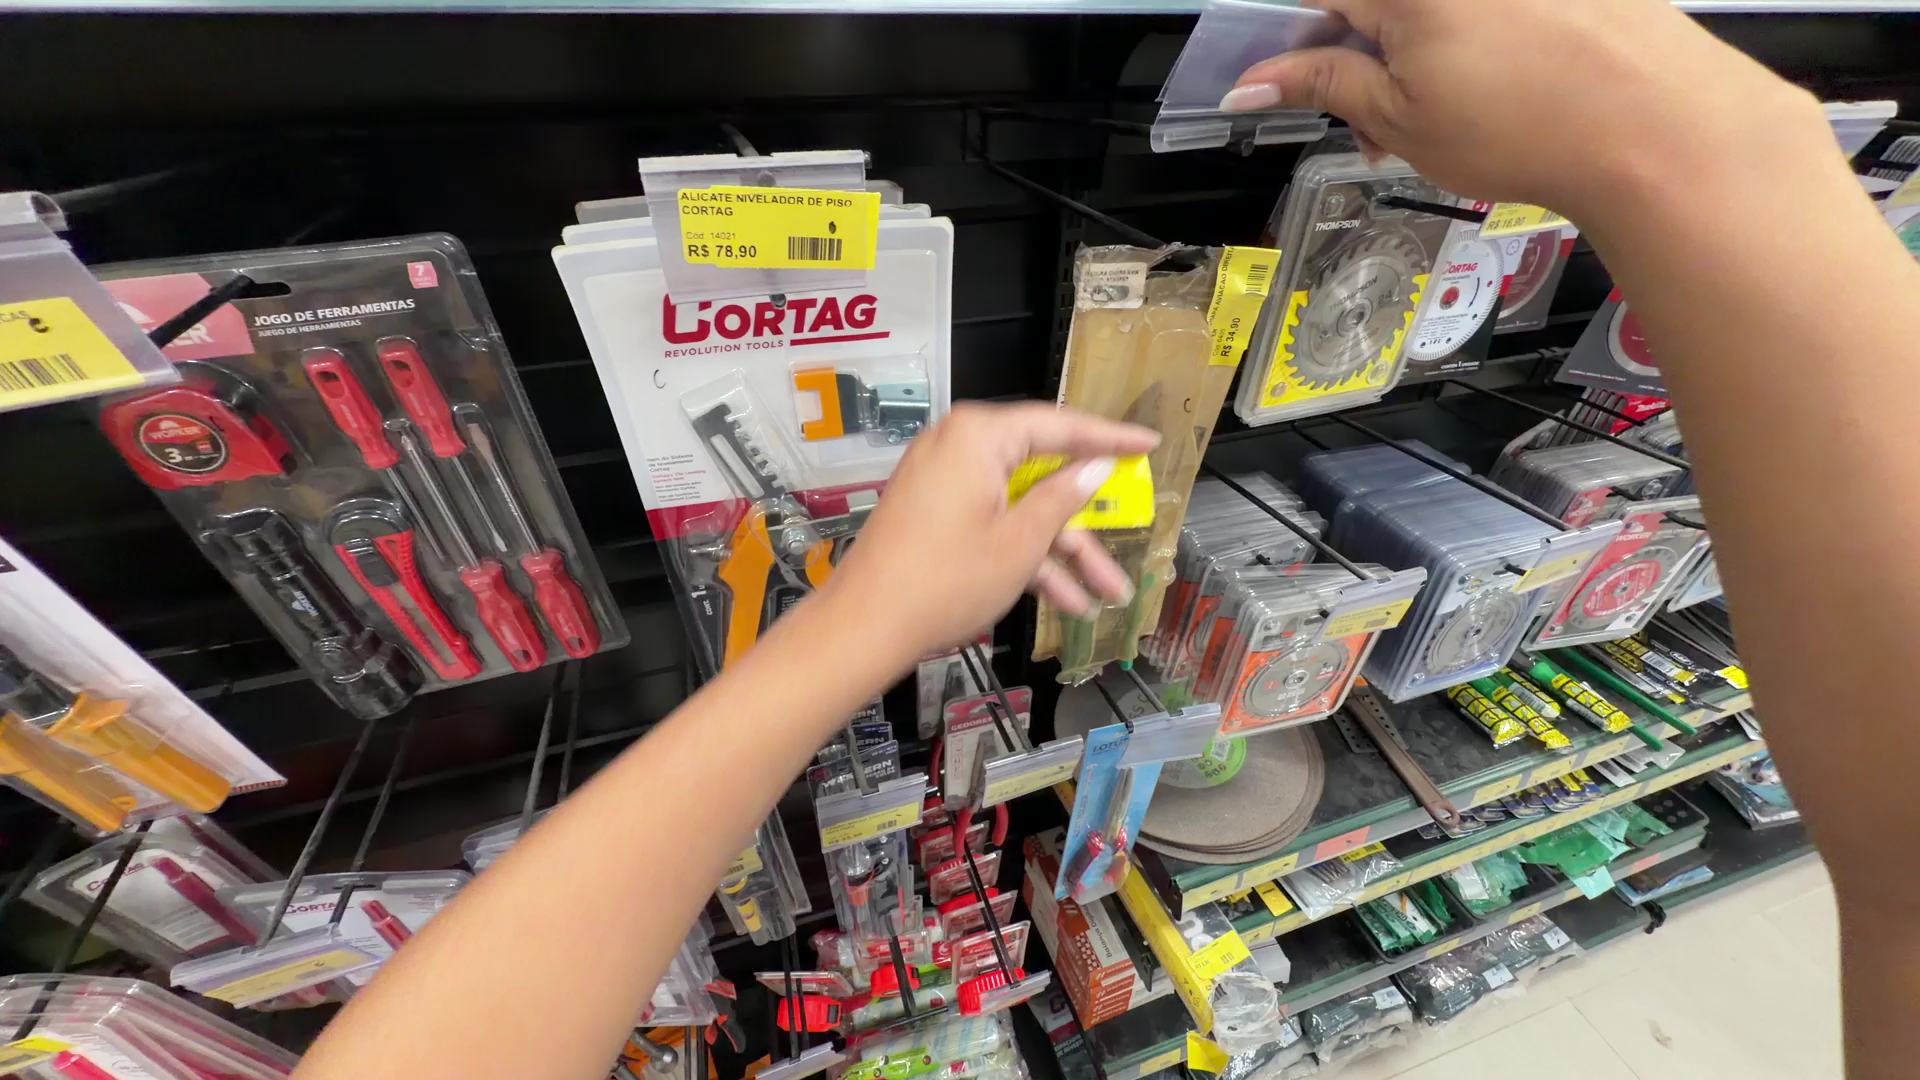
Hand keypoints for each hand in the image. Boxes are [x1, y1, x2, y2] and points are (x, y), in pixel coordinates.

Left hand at [822, 402, 1158, 656]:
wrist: (866, 627)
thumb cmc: (946, 580)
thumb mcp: (1021, 541)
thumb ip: (1063, 498)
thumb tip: (1095, 468)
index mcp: (978, 437)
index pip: (1059, 425)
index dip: (1109, 437)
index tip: (1148, 442)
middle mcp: (959, 449)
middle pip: (1041, 475)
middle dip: (1085, 522)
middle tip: (1130, 536)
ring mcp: (946, 484)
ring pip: (1020, 509)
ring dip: (1061, 552)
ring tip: (1107, 594)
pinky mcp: (937, 514)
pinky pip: (992, 523)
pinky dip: (1023, 556)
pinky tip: (1064, 600)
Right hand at [1220, 0, 1828, 222]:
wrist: (1649, 121)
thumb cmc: (1511, 126)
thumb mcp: (1395, 115)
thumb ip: (1319, 83)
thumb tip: (1248, 83)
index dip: (1288, 40)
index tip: (1278, 82)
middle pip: (1371, 3)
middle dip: (1353, 53)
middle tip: (1364, 122)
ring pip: (1420, 11)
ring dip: (1403, 55)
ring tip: (1420, 118)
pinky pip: (1473, 6)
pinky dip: (1453, 39)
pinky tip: (1469, 87)